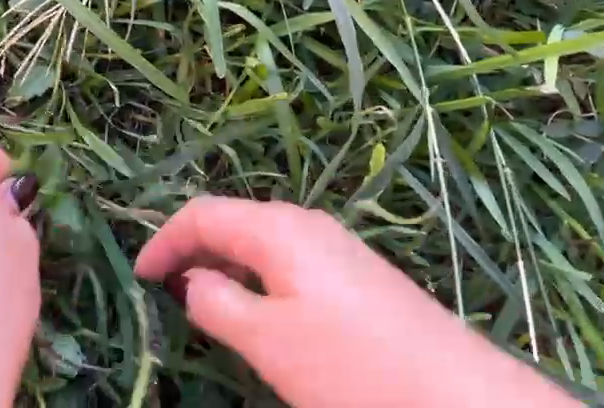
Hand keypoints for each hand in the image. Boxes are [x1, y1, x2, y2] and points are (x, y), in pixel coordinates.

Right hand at [135, 196, 575, 407]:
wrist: (466, 401)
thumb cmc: (355, 369)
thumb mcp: (271, 343)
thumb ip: (219, 306)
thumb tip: (192, 282)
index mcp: (278, 228)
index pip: (203, 214)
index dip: (164, 241)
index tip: (137, 276)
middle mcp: (306, 224)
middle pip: (232, 223)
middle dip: (193, 251)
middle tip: (165, 292)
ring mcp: (337, 248)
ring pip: (261, 244)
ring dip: (226, 268)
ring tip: (206, 307)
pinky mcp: (359, 277)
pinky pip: (289, 263)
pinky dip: (258, 281)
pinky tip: (263, 319)